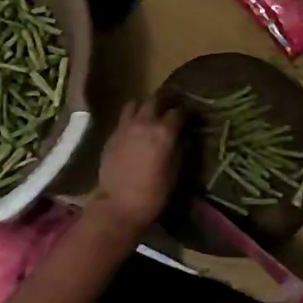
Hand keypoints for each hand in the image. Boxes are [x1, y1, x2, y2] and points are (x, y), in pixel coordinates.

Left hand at [87, 99, 182, 233]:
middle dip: (165, 100)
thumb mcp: (175, 171)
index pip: (178, 112)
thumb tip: (182, 135)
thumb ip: (179, 147)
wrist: (120, 203)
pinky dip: (131, 117)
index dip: (186, 111)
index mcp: (163, 132)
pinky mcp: (112, 134)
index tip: (190, 113)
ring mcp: (124, 127)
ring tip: (150, 111)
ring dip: (144, 104)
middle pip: (154, 100)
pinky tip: (135, 126)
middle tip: (171, 104)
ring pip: (134, 103)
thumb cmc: (154, 192)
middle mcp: (143, 123)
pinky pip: (123, 118)